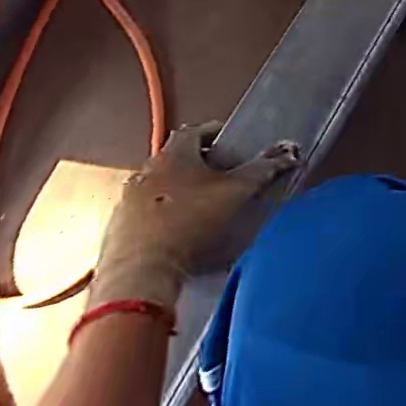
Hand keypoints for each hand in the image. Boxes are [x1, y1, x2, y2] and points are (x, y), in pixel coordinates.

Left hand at [87, 122, 298, 307]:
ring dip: (174, 189)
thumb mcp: (236, 193)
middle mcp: (146, 171)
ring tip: (196, 205)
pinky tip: (173, 233)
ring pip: (155, 185)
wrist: (140, 275)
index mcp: (175, 154)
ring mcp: (127, 201)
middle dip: (194, 162)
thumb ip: (263, 170)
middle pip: (173, 157)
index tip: (227, 141)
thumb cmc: (191, 222)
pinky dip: (158, 216)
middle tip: (216, 174)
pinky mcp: (116, 230)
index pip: (194, 130)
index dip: (212, 133)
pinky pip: (142, 214)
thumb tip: (289, 153)